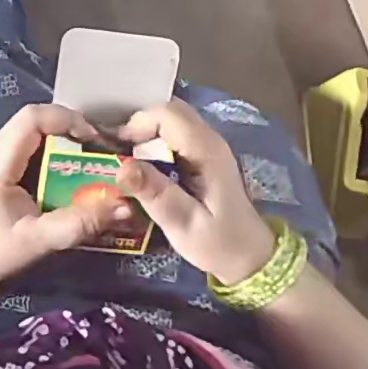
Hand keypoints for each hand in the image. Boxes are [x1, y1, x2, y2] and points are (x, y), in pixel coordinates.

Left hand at [0, 104, 134, 286]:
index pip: (33, 117)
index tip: (96, 140)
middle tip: (101, 153)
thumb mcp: (35, 240)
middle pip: (37, 122)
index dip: (68, 119)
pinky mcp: (0, 171)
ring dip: (65, 145)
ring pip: (35, 136)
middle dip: (72, 132)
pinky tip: (72, 178)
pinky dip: (55, 159)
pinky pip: (31, 151)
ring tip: (93, 164)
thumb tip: (123, 206)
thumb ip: (79, 223)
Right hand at [114, 99, 275, 284]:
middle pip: (168, 111)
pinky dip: (155, 141)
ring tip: (127, 161)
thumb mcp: (182, 224)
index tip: (117, 150)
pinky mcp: (203, 155)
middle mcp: (209, 140)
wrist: (250, 257)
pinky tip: (144, 167)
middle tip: (120, 155)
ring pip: (171, 120)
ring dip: (146, 133)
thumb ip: (154, 194)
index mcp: (206, 151)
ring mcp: (208, 146)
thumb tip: (121, 167)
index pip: (166, 114)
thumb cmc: (218, 243)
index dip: (137, 125)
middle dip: (139, 126)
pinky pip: (175, 134)